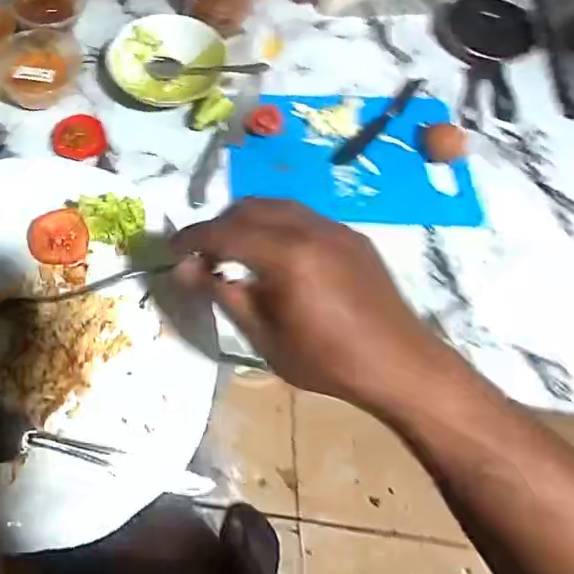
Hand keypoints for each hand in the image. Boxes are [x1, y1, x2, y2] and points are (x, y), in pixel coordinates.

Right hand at [173, 198, 475, 415]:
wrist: (402, 368)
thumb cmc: (327, 361)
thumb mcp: (263, 335)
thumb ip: (222, 293)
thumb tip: (185, 268)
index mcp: (286, 255)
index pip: (224, 233)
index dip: (191, 239)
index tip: (171, 251)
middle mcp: (309, 229)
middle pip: (247, 209)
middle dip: (217, 227)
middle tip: (202, 256)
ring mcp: (334, 228)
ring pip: (275, 205)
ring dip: (246, 221)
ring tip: (235, 252)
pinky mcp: (350, 236)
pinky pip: (301, 215)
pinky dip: (275, 225)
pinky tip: (274, 255)